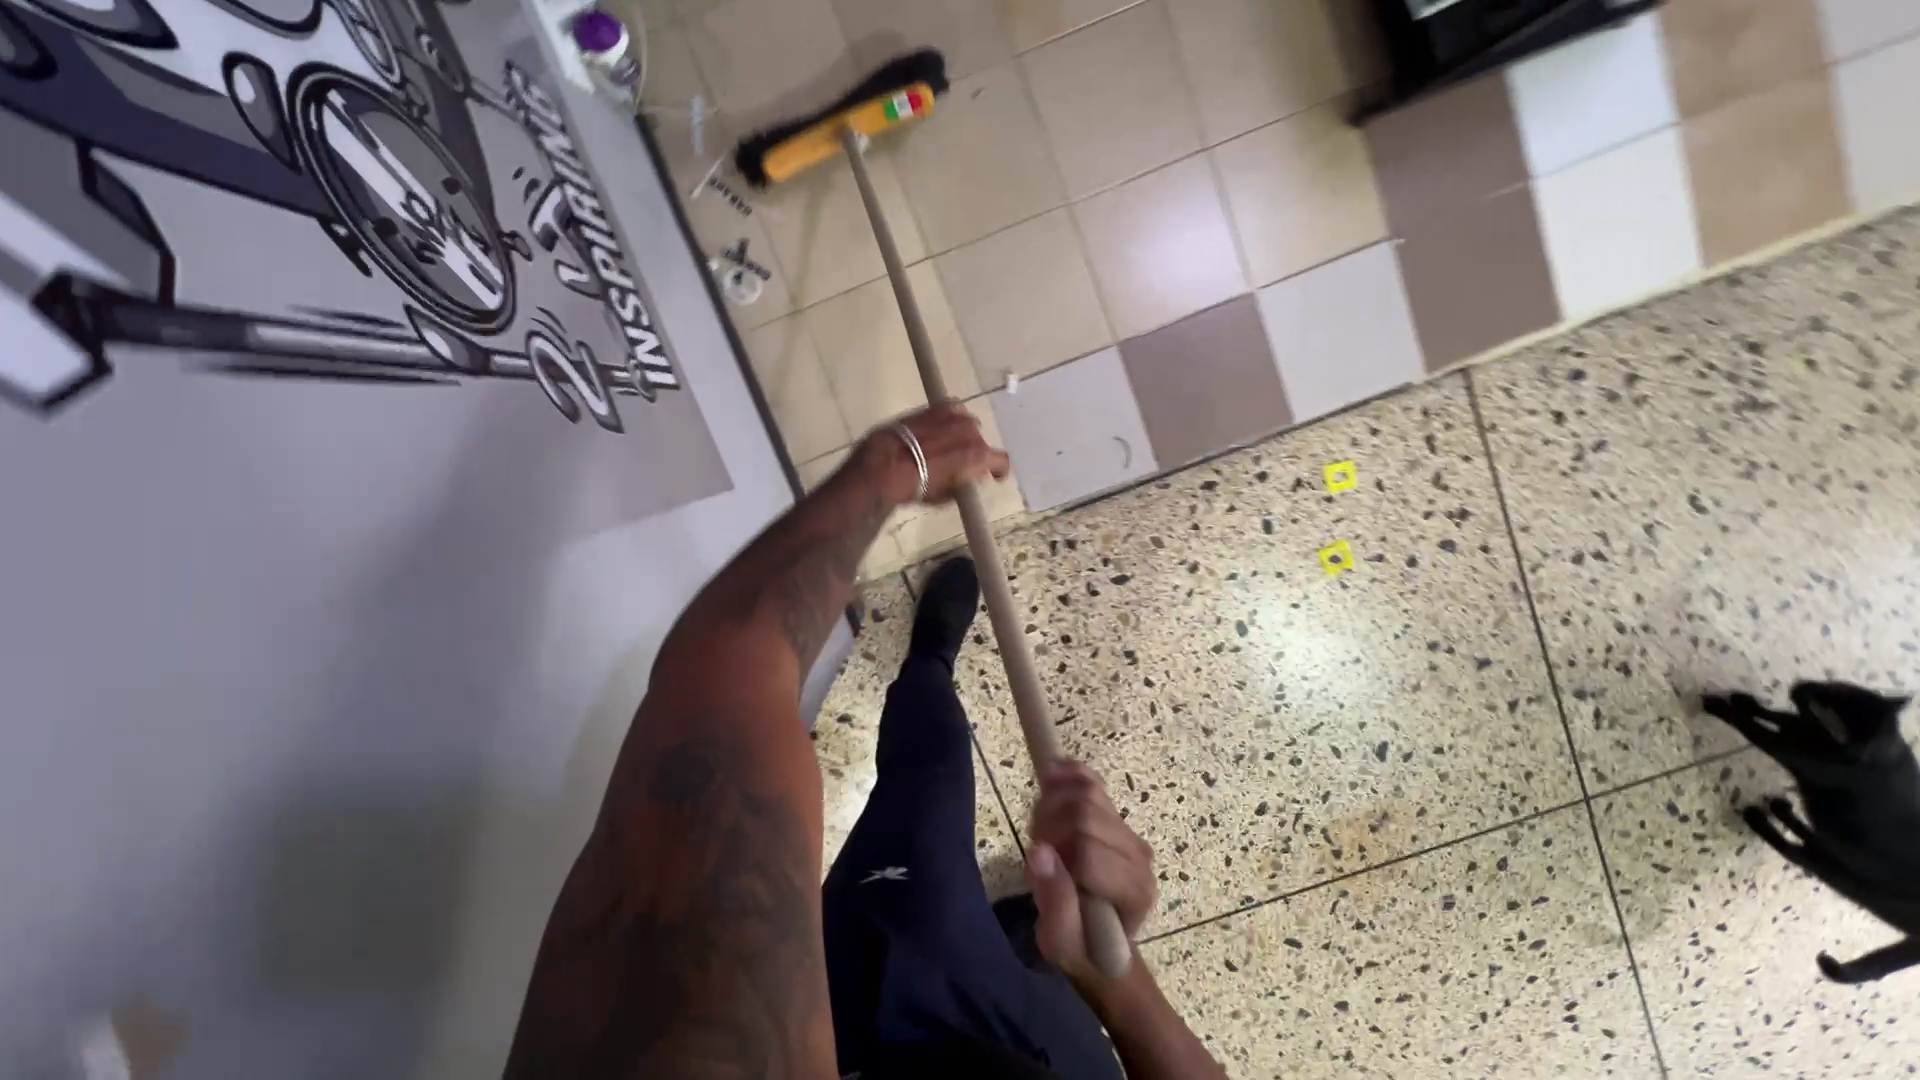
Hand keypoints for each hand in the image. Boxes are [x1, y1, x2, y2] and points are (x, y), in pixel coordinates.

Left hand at [852, 401, 1010, 506]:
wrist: (887, 463)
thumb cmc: (918, 485)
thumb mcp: (945, 496)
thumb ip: (961, 484)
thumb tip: (966, 478)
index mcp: (978, 456)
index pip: (1001, 461)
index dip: (999, 469)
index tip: (994, 476)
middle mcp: (971, 433)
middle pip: (981, 442)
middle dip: (976, 452)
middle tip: (963, 462)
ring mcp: (954, 416)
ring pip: (968, 424)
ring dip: (964, 434)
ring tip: (951, 443)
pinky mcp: (936, 407)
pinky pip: (953, 408)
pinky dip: (953, 416)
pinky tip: (943, 425)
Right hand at [1026, 761, 1155, 983]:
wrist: (1101, 940)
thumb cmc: (1082, 946)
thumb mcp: (1061, 943)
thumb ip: (1054, 902)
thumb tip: (1040, 852)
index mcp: (1133, 891)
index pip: (1087, 852)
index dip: (1055, 852)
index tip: (1037, 863)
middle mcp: (1139, 856)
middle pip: (1085, 816)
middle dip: (1050, 825)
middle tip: (1036, 844)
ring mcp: (1130, 832)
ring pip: (1087, 793)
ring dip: (1053, 804)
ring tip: (1042, 829)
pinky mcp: (1118, 816)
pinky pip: (1093, 781)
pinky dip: (1069, 773)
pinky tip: (1050, 777)